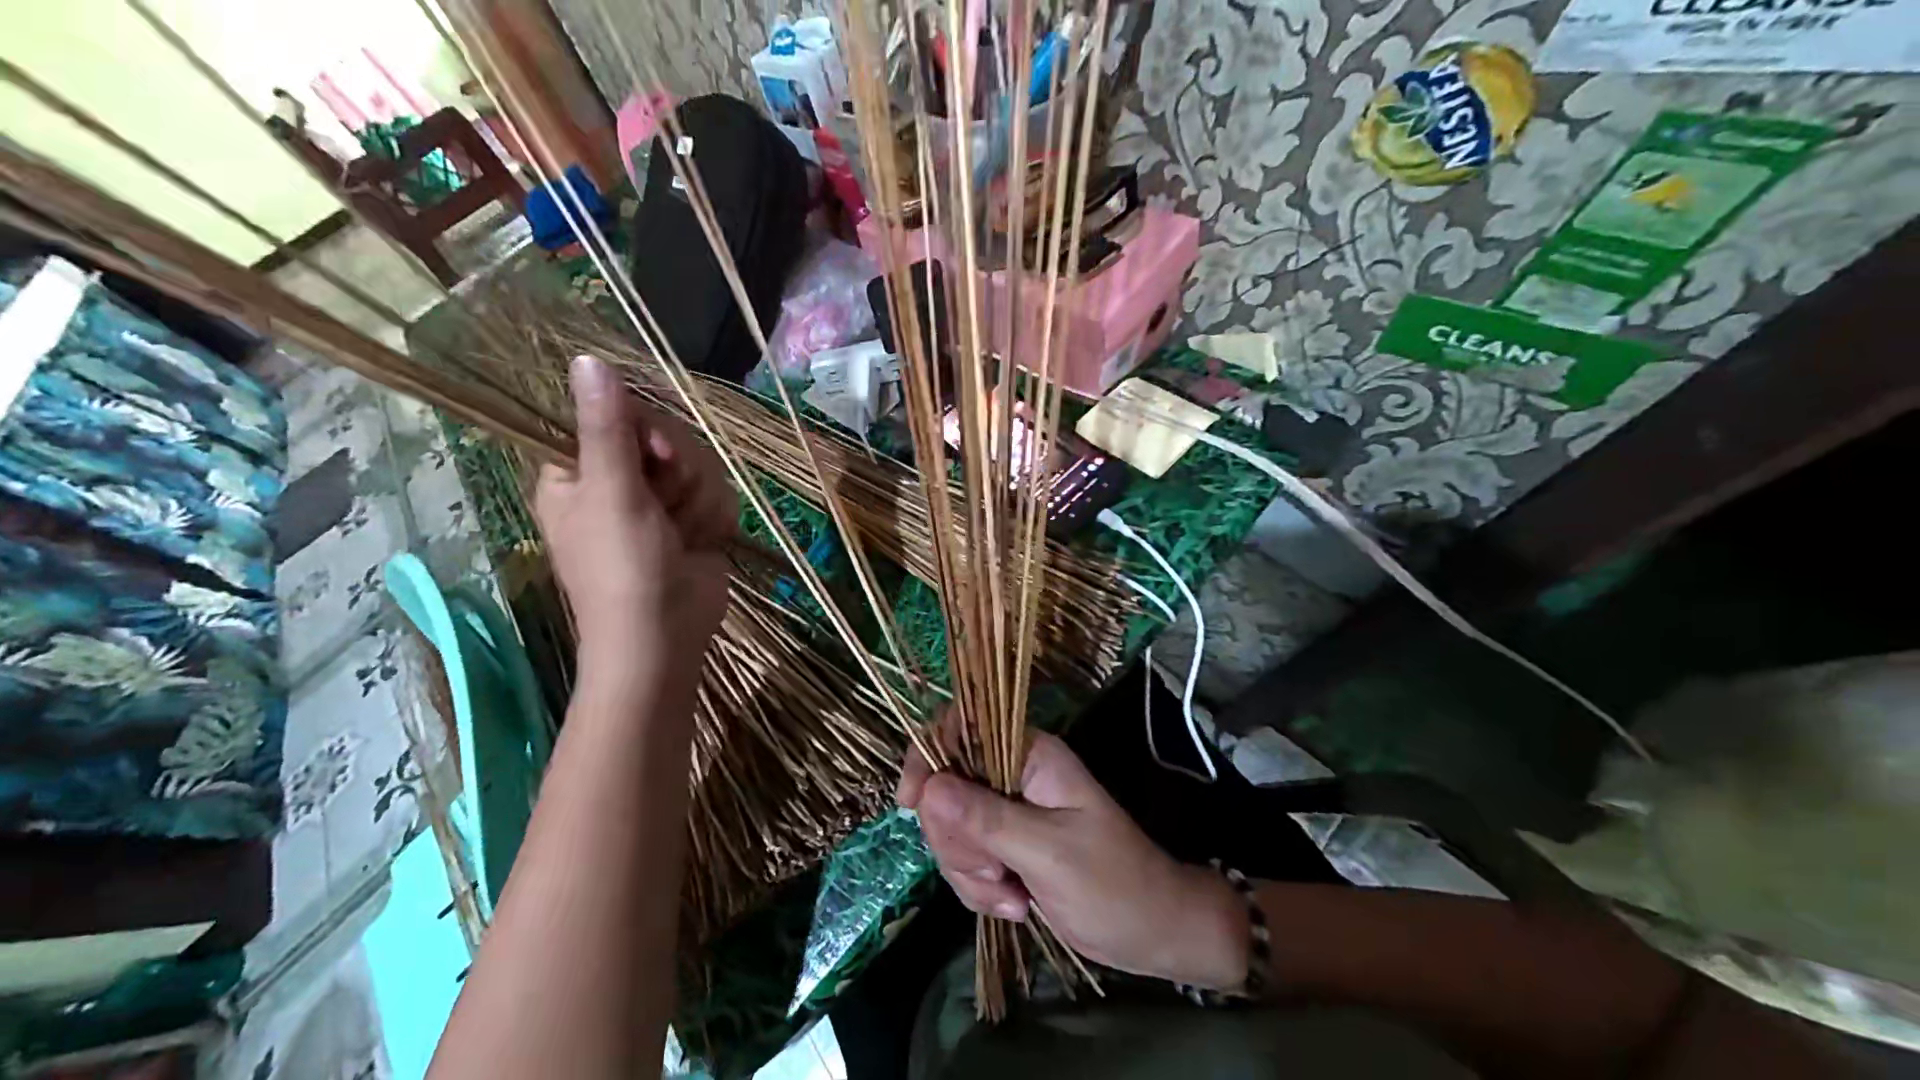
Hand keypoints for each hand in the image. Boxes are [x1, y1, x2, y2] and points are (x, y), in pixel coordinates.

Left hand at [535, 355, 735, 693]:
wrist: (666, 636)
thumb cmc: (623, 568)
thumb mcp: (612, 492)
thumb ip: (605, 426)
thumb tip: (587, 359)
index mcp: (576, 472)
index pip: (612, 416)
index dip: (641, 427)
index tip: (654, 450)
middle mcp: (616, 482)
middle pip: (663, 436)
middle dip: (677, 470)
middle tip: (668, 500)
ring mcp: (657, 503)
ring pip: (696, 463)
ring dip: (698, 497)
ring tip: (684, 532)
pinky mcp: (692, 520)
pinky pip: (714, 492)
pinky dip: (713, 516)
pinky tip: (703, 540)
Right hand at [898, 730, 1248, 989]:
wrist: (1151, 932)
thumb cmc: (1113, 884)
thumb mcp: (1048, 852)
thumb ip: (986, 819)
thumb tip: (928, 789)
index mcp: (1029, 755)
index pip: (960, 727)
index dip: (928, 755)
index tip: (912, 804)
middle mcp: (1011, 773)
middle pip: (944, 785)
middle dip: (957, 839)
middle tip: (996, 871)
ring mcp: (1005, 810)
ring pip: (948, 827)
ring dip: (969, 870)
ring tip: (1013, 895)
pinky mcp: (1003, 845)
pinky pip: (963, 857)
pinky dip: (978, 886)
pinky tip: (1014, 903)